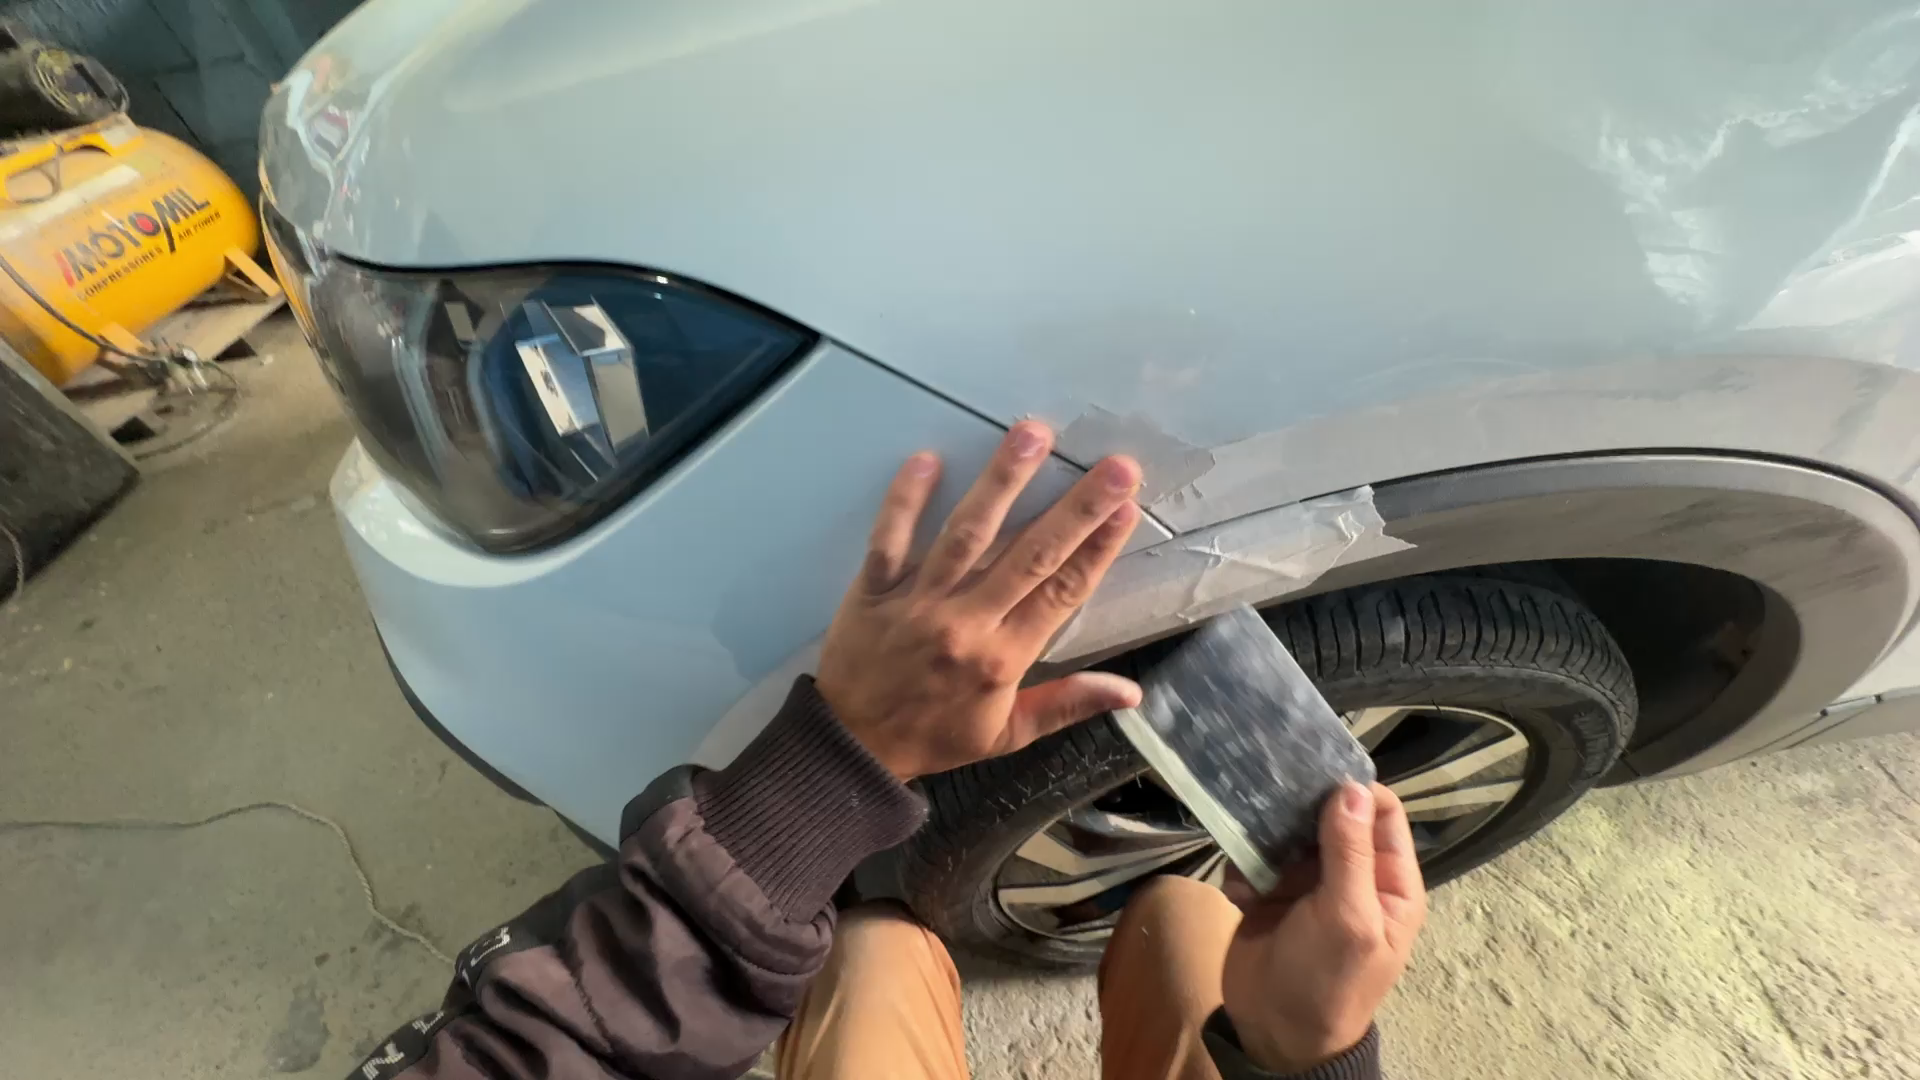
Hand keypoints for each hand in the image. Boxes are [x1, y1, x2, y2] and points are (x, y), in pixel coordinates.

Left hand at [815, 421, 1143, 780]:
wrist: (851, 747)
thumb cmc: (935, 736)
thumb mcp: (1007, 735)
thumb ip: (1068, 704)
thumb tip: (1132, 691)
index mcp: (1003, 658)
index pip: (1062, 593)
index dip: (1098, 549)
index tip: (1127, 508)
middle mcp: (966, 621)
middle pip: (1029, 555)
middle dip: (1077, 508)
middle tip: (1115, 466)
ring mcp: (918, 600)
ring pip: (966, 534)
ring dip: (1001, 483)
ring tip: (1033, 435)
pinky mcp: (873, 589)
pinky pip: (890, 540)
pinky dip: (905, 501)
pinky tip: (926, 460)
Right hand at [1221, 783, 1426, 1072]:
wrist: (1272, 1030)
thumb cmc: (1326, 979)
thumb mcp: (1347, 917)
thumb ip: (1349, 852)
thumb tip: (1350, 786)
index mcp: (1387, 883)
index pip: (1381, 813)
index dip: (1353, 791)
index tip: (1313, 779)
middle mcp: (1349, 874)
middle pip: (1328, 813)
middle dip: (1299, 807)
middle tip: (1270, 796)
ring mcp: (1307, 880)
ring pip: (1287, 828)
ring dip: (1265, 836)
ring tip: (1249, 844)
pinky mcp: (1268, 887)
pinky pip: (1254, 853)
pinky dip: (1244, 865)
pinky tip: (1239, 890)